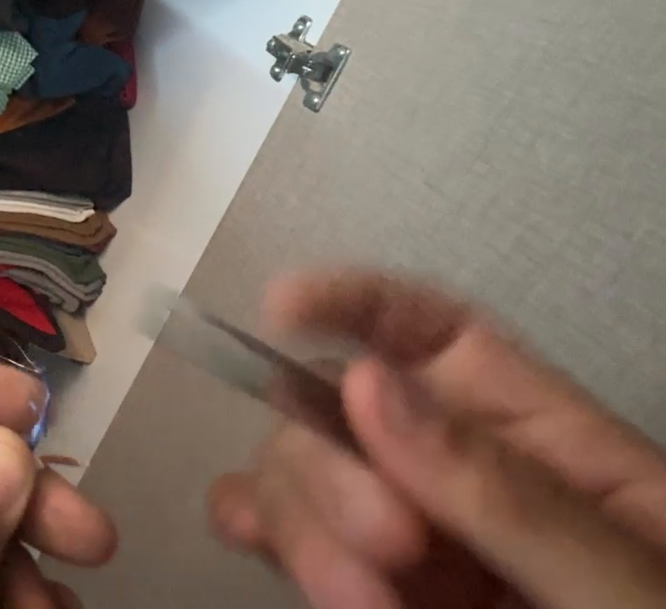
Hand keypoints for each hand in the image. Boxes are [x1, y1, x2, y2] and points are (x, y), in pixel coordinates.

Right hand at [208, 270, 665, 608]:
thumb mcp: (637, 593)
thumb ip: (514, 499)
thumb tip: (363, 383)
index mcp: (540, 441)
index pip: (431, 329)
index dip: (351, 300)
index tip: (281, 307)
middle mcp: (445, 463)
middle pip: (330, 404)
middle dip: (330, 463)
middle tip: (384, 546)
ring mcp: (395, 521)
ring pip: (286, 461)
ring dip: (294, 517)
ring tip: (356, 601)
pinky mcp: (353, 574)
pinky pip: (264, 518)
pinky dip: (252, 524)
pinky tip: (254, 542)